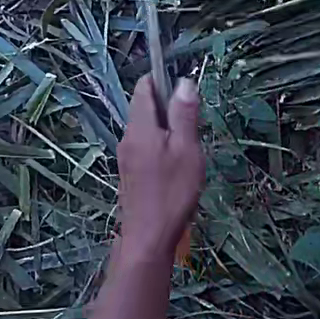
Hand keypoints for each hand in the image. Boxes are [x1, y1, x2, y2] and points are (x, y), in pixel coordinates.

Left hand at [115, 75, 203, 261]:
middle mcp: (127, 137)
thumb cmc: (172, 192)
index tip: (185, 91)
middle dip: (169, 108)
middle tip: (194, 126)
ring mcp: (126, 157)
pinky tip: (177, 166)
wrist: (148, 238)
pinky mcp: (130, 173)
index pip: (143, 87)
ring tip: (189, 148)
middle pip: (145, 108)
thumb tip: (183, 81)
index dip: (163, 80)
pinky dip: (161, 146)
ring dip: (167, 130)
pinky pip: (145, 148)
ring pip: (146, 130)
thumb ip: (184, 114)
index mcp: (139, 127)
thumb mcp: (187, 149)